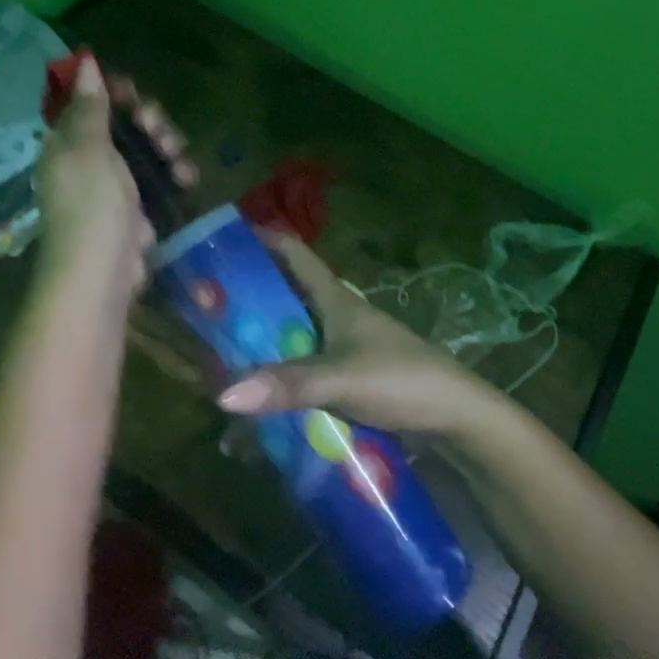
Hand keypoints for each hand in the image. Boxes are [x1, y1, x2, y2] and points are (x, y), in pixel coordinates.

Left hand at [35, 57, 196, 302]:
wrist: (101, 272)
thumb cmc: (90, 203)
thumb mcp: (88, 147)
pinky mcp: (136, 210)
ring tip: (177, 157)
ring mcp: (113, 186)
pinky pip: (159, 179)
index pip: (91, 103)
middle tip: (159, 129)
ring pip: (146, 149)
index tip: (136, 95)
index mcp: (67, 142)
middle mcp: (87, 160)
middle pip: (124, 124)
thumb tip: (84, 61)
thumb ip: (91, 105)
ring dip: (167, 145)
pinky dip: (174, 174)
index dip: (115, 94)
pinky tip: (187, 178)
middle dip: (148, 120)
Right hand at [215, 228, 500, 435]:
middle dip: (243, 306)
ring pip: (289, 342)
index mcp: (334, 299)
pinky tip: (256, 417)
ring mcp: (342, 350)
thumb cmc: (403, 380)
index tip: (218, 242)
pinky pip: (302, 378)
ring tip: (216, 370)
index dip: (258, 239)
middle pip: (282, 299)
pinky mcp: (348, 382)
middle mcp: (335, 318)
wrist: (457, 419)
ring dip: (258, 352)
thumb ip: (287, 385)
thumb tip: (223, 395)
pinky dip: (279, 390)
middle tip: (200, 316)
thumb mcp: (342, 379)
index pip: (292, 252)